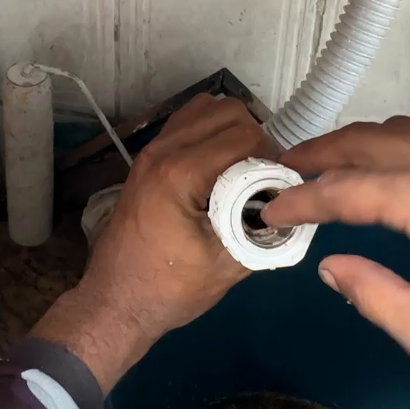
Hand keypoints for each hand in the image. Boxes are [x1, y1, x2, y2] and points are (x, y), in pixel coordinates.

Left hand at [30, 95, 269, 389]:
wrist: (116, 301)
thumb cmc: (170, 288)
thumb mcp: (227, 265)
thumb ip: (264, 230)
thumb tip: (293, 204)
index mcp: (181, 173)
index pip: (244, 134)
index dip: (271, 155)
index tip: (280, 183)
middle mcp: (163, 150)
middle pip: (225, 110)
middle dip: (254, 136)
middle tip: (264, 173)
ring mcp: (151, 150)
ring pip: (203, 107)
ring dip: (230, 128)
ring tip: (243, 166)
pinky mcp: (147, 157)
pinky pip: (185, 122)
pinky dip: (209, 131)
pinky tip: (219, 166)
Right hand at [263, 117, 409, 408]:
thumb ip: (372, 294)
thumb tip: (333, 264)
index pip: (343, 189)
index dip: (299, 200)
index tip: (271, 211)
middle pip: (366, 139)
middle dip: (318, 152)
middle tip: (285, 168)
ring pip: (403, 129)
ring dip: (359, 142)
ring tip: (330, 163)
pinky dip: (400, 144)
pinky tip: (394, 168)